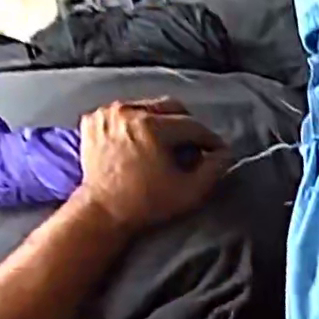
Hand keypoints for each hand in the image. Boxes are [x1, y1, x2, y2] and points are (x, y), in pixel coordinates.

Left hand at [72, 99, 232, 230]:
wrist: (104, 212)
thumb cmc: (149, 204)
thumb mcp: (190, 192)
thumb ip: (213, 170)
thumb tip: (225, 154)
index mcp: (151, 126)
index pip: (192, 124)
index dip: (211, 139)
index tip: (219, 152)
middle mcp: (127, 111)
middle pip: (170, 106)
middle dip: (188, 126)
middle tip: (195, 147)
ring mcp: (107, 113)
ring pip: (146, 107)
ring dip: (162, 124)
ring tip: (167, 147)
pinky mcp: (93, 120)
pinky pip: (123, 113)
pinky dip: (137, 125)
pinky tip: (142, 144)